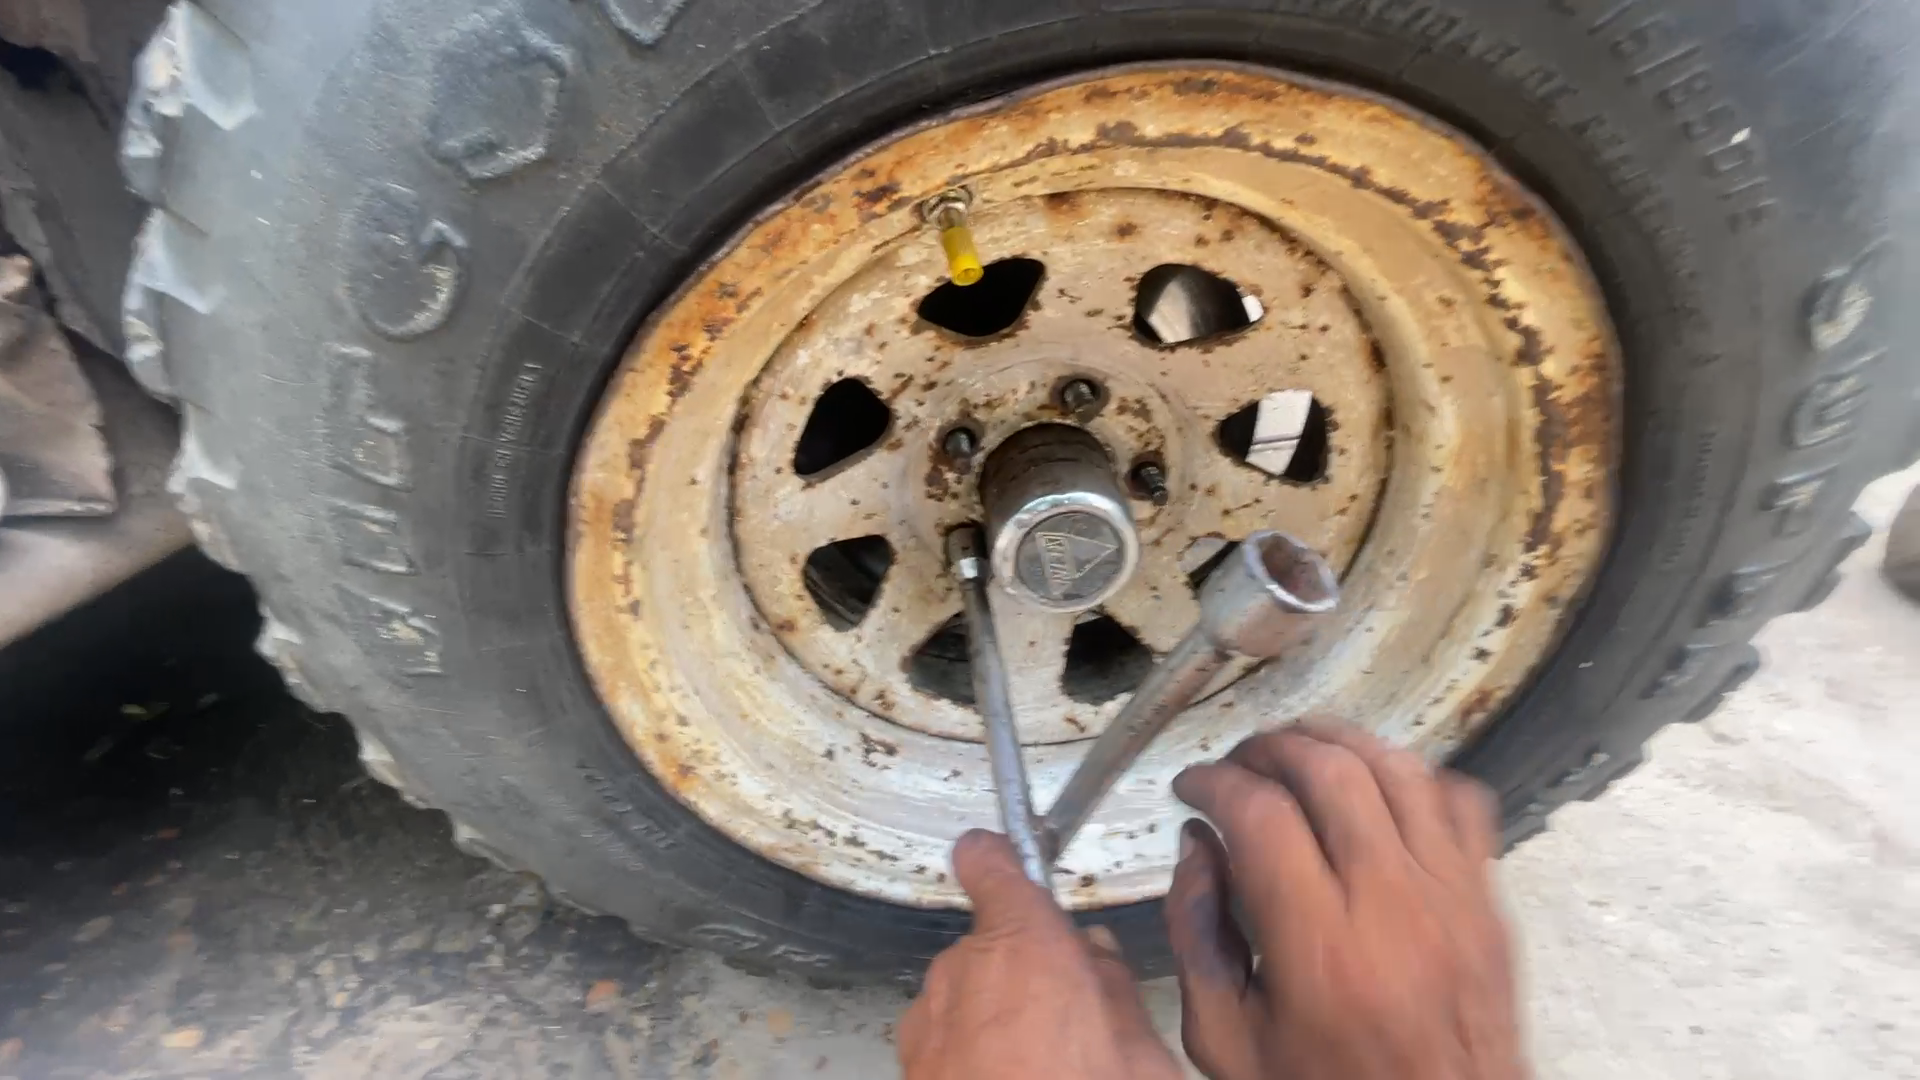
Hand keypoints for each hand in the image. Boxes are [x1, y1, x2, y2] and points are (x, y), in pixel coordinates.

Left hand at [899, 831, 1183, 1079]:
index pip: (989, 861)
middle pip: (990, 943)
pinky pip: (943, 1036)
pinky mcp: (910, 1065)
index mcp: (1024, 942)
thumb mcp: (1141, 1051)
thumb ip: (1111, 984)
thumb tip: (1093, 952)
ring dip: (992, 1013)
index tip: (1010, 865)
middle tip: (1064, 1019)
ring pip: (965, 993)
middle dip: (1020, 966)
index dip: (999, 858)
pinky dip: (965, 1051)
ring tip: (1033, 1068)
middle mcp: (963, 967)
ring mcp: (927, 1019)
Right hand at [1167, 723, 1524, 1079]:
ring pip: (1395, 768)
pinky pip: (1461, 802)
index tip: (1189, 788)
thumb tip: (1197, 843)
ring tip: (1292, 752)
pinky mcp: (1491, 904)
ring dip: (1332, 741)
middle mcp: (1394, 908)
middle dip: (1265, 748)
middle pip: (1327, 770)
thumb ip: (1195, 932)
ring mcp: (1455, 899)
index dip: (1212, 781)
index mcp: (1320, 948)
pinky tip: (1370, 788)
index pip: (1260, 814)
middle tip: (1235, 768)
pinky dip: (1410, 775)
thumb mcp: (1224, 1039)